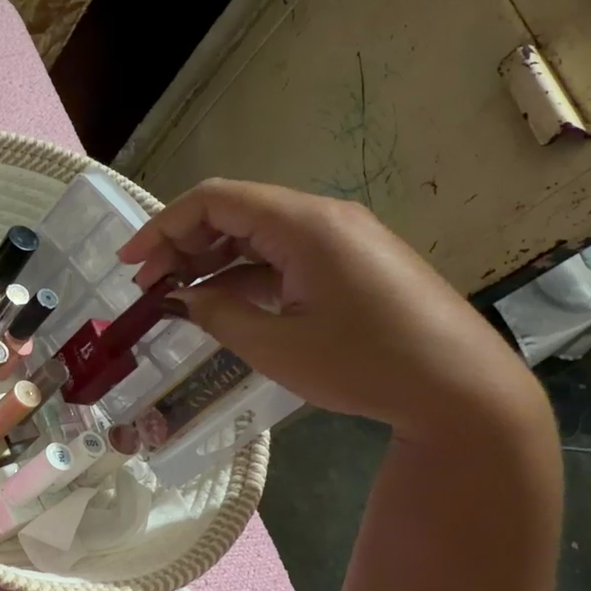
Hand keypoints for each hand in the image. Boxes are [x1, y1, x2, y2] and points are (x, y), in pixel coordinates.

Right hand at [119, 179, 547, 443]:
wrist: (461, 389)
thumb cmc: (364, 364)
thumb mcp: (275, 345)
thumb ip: (216, 314)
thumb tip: (177, 299)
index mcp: (304, 225)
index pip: (215, 201)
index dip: (162, 227)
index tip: (129, 264)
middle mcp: (323, 218)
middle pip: (234, 212)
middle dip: (181, 245)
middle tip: (147, 288)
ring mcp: (340, 239)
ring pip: (256, 234)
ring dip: (210, 261)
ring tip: (175, 298)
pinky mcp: (350, 262)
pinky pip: (282, 255)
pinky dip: (243, 274)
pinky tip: (220, 304)